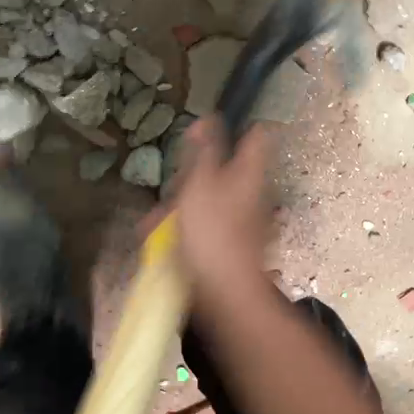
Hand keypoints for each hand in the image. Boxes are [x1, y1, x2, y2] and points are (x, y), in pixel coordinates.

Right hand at [164, 118, 275, 298]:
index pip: (256, 135)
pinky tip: (167, 245)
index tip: (210, 132)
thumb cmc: (212, 233)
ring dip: (184, 209)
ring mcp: (249, 223)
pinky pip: (211, 229)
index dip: (237, 127)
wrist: (227, 296)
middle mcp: (256, 194)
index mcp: (251, 172)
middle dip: (194, 178)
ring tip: (157, 225)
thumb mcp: (200, 182)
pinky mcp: (237, 248)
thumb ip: (203, 149)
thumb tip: (208, 117)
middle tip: (173, 190)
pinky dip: (190, 232)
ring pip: (213, 202)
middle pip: (226, 172)